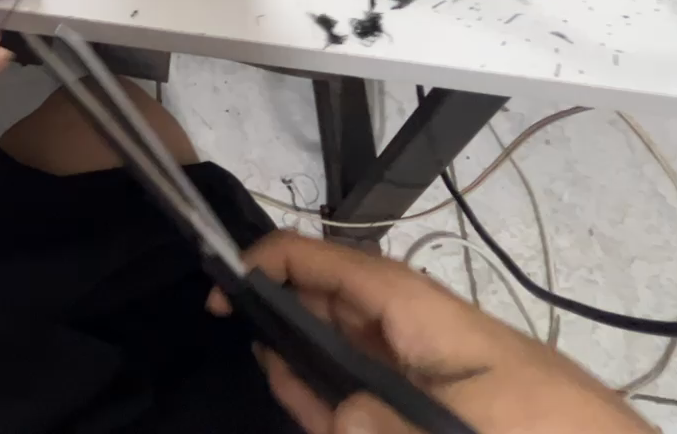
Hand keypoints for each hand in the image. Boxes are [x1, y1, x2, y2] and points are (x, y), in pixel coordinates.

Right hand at [210, 232, 653, 433]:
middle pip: (339, 298)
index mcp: (426, 314)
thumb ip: (377, 419)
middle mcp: (426, 334)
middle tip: (232, 323)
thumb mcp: (450, 427)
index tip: (227, 287)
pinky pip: (378, 390)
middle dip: (283, 302)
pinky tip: (296, 385)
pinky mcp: (445, 411)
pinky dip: (336, 390)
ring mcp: (439, 377)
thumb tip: (340, 412)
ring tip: (260, 354)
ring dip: (304, 349)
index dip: (273, 260)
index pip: (334, 261)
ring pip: (354, 348)